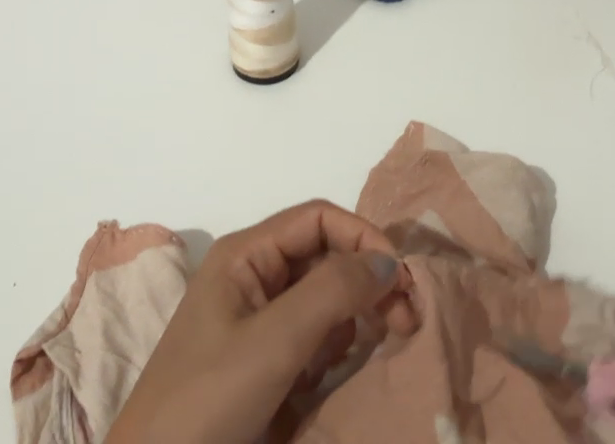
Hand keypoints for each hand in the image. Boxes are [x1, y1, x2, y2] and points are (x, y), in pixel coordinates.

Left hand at [107, 200, 417, 443]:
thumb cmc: (209, 396)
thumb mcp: (275, 341)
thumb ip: (332, 291)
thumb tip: (387, 260)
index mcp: (246, 254)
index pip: (318, 219)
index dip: (363, 239)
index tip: (401, 282)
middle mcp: (254, 275)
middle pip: (326, 256)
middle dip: (367, 281)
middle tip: (405, 323)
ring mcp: (258, 317)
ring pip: (324, 297)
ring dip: (354, 316)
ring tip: (376, 346)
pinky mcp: (264, 357)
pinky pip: (314, 335)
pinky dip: (334, 347)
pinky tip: (334, 372)